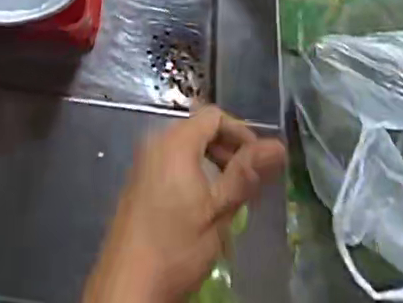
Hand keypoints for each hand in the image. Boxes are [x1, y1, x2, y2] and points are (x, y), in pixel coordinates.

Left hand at [82, 105, 285, 302]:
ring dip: (211, 162)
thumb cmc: (176, 247)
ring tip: (229, 194)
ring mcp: (143, 164)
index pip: (214, 116)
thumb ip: (246, 174)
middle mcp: (156, 143)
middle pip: (199, 129)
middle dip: (227, 148)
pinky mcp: (138, 184)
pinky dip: (192, 172)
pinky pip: (171, 162)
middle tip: (247, 180)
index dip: (241, 132)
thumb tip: (278, 146)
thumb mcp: (218, 212)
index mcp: (175, 142)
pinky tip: (202, 205)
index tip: (259, 161)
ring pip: (186, 147)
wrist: (125, 290)